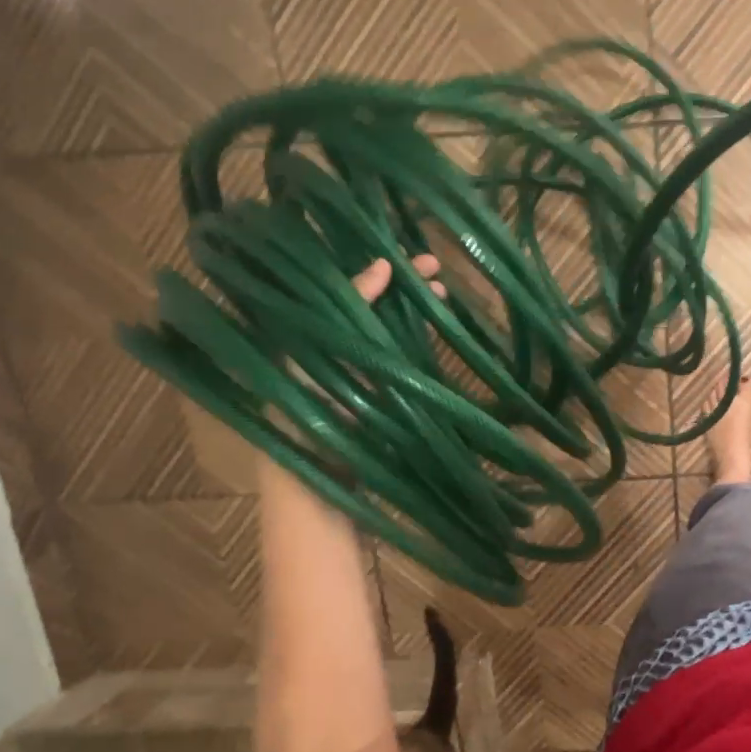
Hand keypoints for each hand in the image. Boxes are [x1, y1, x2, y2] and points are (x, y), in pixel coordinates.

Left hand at [257, 252, 445, 487]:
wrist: (318, 492)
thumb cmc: (306, 424)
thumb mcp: (317, 360)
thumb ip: (347, 316)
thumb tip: (381, 266)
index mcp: (307, 340)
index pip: (343, 294)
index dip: (373, 272)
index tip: (408, 258)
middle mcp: (332, 355)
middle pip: (369, 309)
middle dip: (401, 287)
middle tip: (436, 268)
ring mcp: (359, 381)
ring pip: (389, 334)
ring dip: (414, 313)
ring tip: (444, 295)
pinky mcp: (381, 405)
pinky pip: (400, 366)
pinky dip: (419, 346)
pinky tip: (439, 334)